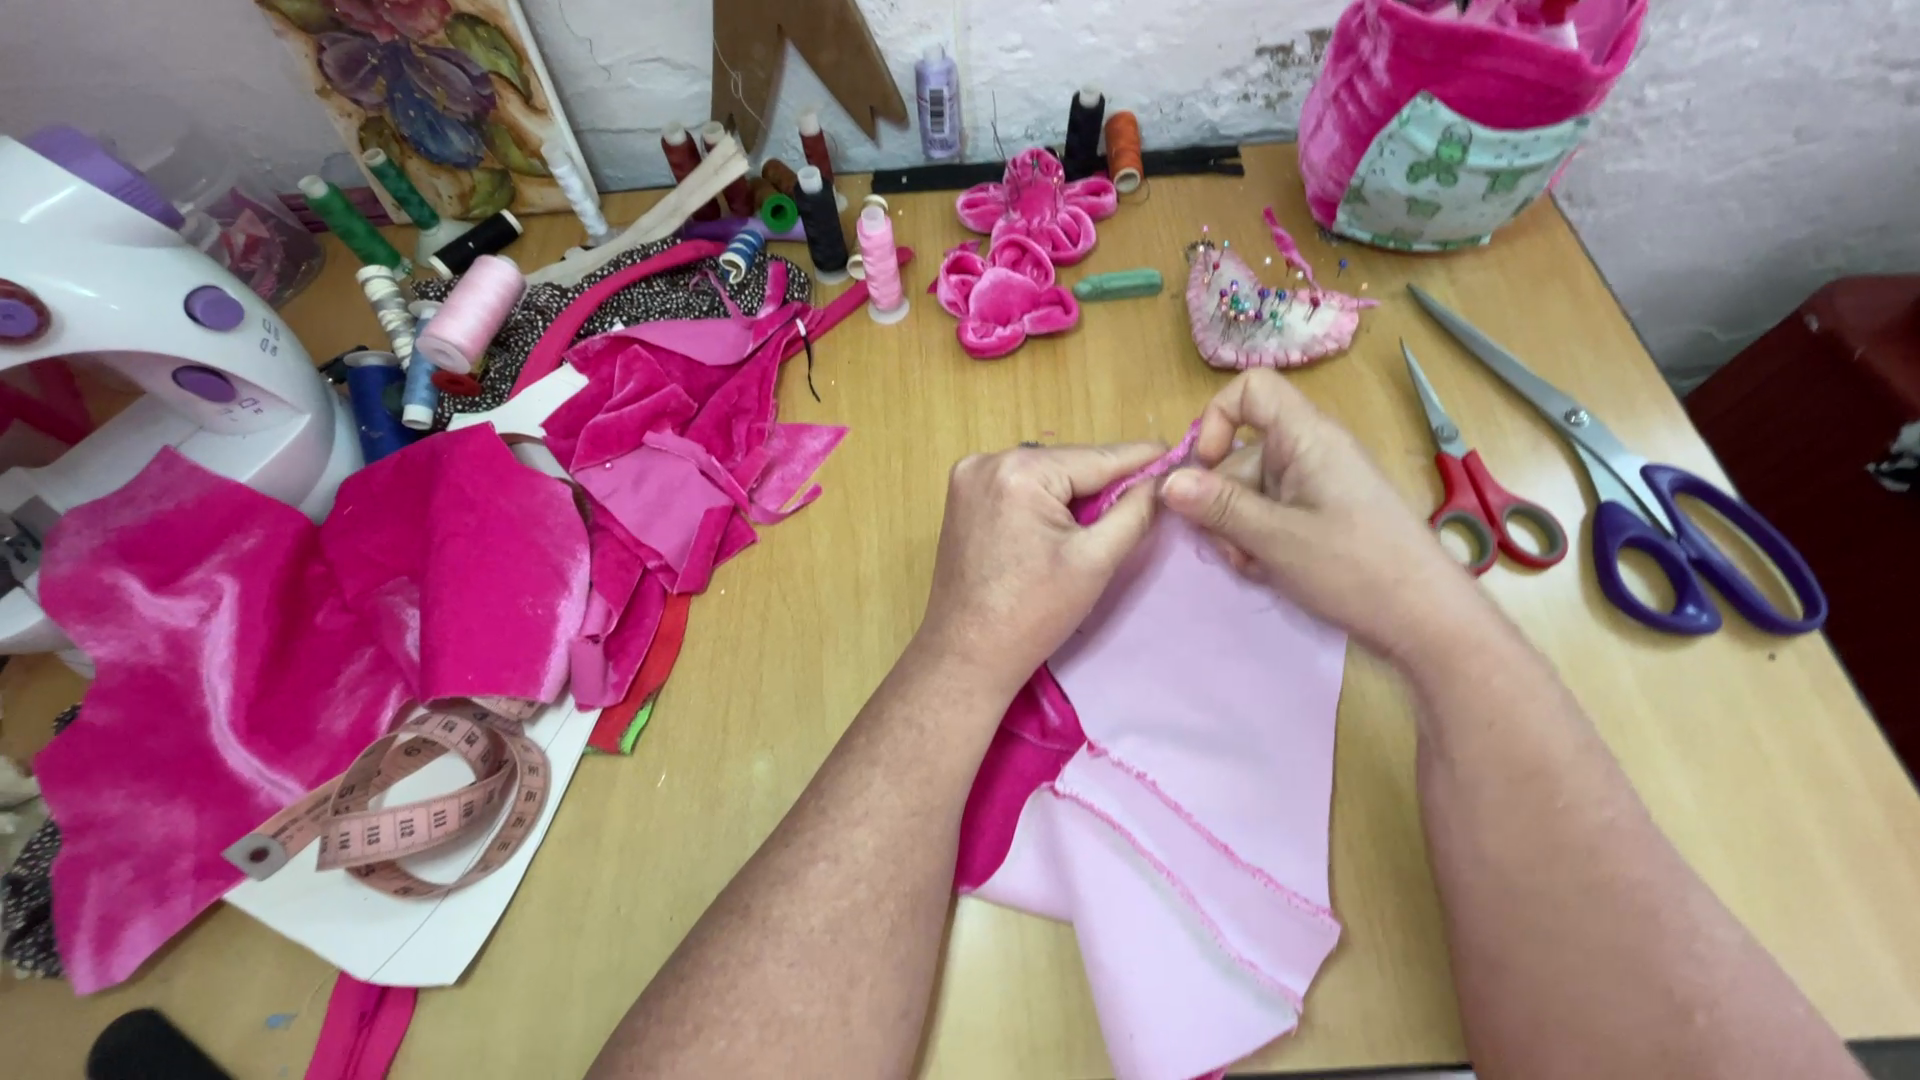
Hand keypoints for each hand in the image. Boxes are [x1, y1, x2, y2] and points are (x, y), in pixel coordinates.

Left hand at [915, 442, 1164, 696]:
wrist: (965, 654)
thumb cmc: (1032, 615)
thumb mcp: (1095, 561)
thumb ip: (1135, 512)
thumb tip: (1166, 479)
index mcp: (1019, 471)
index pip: (1098, 456)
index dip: (1144, 460)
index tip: (1181, 457)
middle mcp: (988, 460)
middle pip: (1069, 462)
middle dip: (1108, 481)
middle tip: (1151, 496)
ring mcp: (969, 477)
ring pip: (1046, 473)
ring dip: (1077, 492)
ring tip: (1110, 516)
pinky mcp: (963, 496)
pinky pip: (1020, 485)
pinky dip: (1047, 499)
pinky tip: (1065, 525)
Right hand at [1159, 370, 1487, 661]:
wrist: (1425, 619)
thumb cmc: (1355, 569)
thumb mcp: (1275, 538)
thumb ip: (1219, 506)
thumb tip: (1167, 483)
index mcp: (1307, 438)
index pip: (1252, 390)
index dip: (1217, 419)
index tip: (1205, 467)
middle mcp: (1310, 452)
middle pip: (1239, 453)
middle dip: (1220, 500)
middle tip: (1228, 545)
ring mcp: (1314, 485)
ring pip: (1248, 490)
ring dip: (1235, 529)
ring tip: (1253, 565)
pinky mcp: (1318, 515)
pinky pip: (1268, 512)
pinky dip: (1257, 539)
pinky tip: (1266, 570)